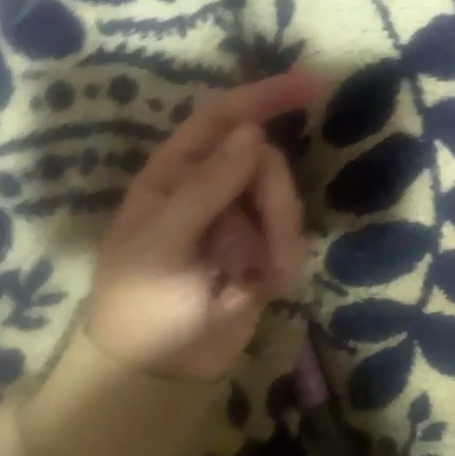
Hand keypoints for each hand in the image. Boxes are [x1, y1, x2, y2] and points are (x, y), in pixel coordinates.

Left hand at [84, 71, 318, 381]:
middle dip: (272, 201)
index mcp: (175, 172)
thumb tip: (253, 132)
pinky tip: (258, 289)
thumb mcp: (164, 241)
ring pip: (284, 200)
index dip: (265, 96)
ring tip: (256, 279)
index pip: (223, 118)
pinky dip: (283, 261)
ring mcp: (240, 219)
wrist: (158, 371)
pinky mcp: (264, 250)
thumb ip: (209, 186)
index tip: (313, 84)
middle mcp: (211, 186)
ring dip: (279, 238)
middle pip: (265, 161)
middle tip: (264, 249)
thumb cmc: (142, 301)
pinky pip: (292, 236)